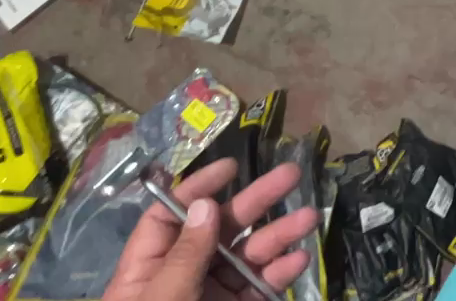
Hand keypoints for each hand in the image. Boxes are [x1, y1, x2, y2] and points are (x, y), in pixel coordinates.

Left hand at [102, 159, 319, 300]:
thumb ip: (183, 258)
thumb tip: (204, 204)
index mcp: (146, 274)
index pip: (168, 219)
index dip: (195, 189)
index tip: (231, 167)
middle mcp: (180, 279)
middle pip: (218, 229)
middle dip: (255, 202)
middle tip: (291, 175)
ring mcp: (210, 299)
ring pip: (247, 255)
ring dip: (278, 235)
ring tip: (309, 220)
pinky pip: (260, 287)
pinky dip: (280, 273)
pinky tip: (298, 261)